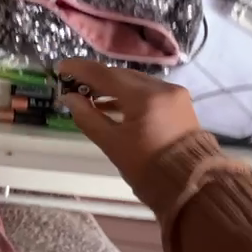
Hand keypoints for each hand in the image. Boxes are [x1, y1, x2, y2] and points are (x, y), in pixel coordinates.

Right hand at [56, 58, 200, 183]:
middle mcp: (162, 88)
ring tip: (90, 96)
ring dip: (112, 87)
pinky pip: (148, 91)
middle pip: (121, 75)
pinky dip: (129, 95)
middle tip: (73, 83)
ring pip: (135, 82)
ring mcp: (174, 94)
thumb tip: (68, 98)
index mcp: (144, 97)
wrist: (190, 185)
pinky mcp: (179, 103)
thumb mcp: (111, 143)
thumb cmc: (146, 167)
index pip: (105, 75)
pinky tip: (112, 105)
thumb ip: (87, 116)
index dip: (80, 69)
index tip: (61, 66)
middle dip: (96, 78)